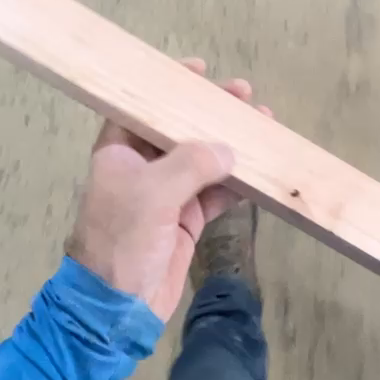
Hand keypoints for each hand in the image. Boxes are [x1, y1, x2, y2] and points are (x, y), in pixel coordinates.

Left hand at [65, 58, 263, 319]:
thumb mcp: (153, 193)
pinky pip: (214, 192)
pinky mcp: (185, 221)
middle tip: (243, 94)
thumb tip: (227, 149)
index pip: (143, 107)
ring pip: (202, 159)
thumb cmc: (122, 239)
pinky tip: (258, 169)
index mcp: (119, 151)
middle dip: (210, 112)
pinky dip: (235, 181)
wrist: (117, 309)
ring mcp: (165, 194)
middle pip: (179, 129)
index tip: (198, 70)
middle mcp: (142, 167)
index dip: (167, 86)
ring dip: (230, 144)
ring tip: (262, 124)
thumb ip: (191, 164)